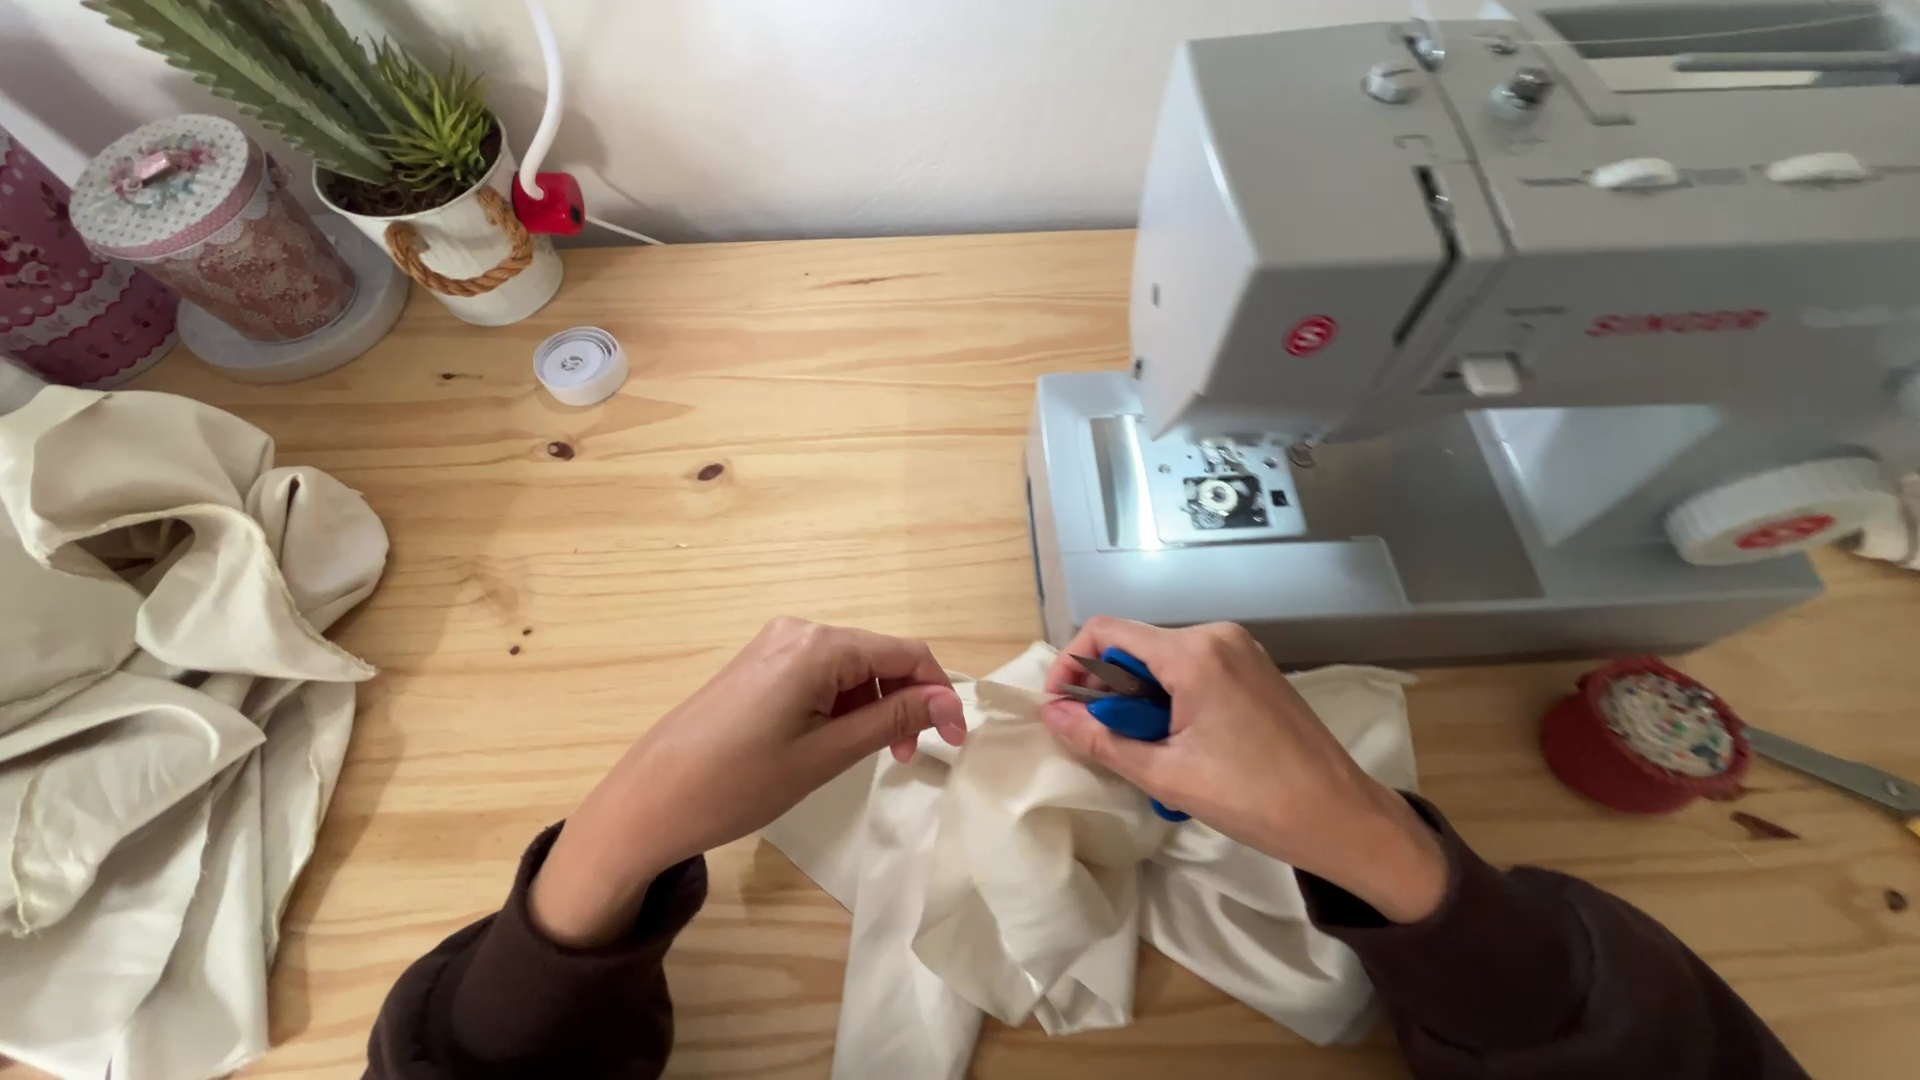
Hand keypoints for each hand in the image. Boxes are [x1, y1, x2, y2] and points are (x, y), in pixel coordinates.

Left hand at [531, 617, 965, 945]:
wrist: (647, 802)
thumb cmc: (739, 783)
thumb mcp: (826, 755)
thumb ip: (892, 720)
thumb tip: (948, 703)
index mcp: (819, 645)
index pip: (906, 653)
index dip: (939, 693)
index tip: (954, 742)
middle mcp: (799, 630)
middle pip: (878, 657)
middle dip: (904, 702)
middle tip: (905, 759)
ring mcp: (775, 644)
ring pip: (850, 667)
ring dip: (873, 706)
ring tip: (868, 756)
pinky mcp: (760, 663)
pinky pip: (820, 673)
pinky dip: (841, 704)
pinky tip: (831, 739)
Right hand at [1040, 618, 1446, 922]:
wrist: (1345, 819)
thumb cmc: (1254, 799)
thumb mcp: (1166, 774)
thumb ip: (1101, 739)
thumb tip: (1051, 715)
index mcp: (1193, 652)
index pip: (1106, 632)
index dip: (1071, 663)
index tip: (1061, 707)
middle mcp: (1215, 635)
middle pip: (1133, 645)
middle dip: (1105, 688)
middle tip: (1099, 738)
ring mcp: (1239, 649)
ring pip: (1160, 659)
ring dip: (1136, 697)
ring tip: (1140, 748)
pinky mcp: (1252, 667)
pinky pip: (1190, 668)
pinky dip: (1168, 697)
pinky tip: (1175, 739)